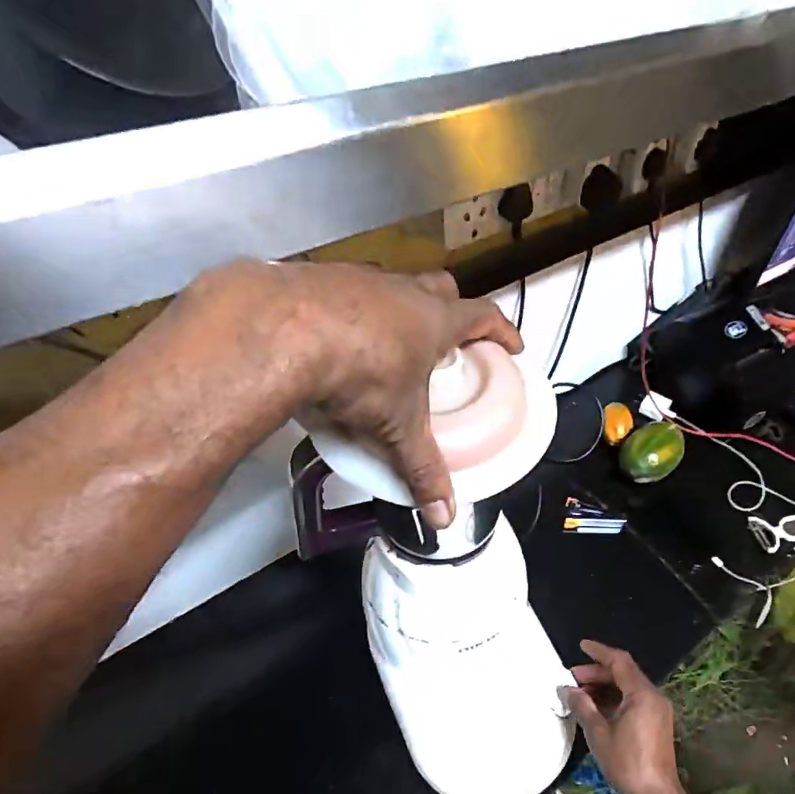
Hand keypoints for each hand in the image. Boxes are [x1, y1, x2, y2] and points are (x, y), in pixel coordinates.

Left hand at [181, 261, 521, 527]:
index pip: (483, 317)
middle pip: (441, 288)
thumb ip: (423, 470)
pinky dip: (350, 313)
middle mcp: (401, 291)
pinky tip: (337, 340)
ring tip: (389, 346)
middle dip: (450, 311)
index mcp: (433, 320)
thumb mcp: (397, 428)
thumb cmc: (358, 372)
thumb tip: (444, 515)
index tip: (511, 345)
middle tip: (446, 343)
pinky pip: (344, 291)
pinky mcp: (318, 278)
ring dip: (397, 310)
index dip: (501, 331)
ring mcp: (359, 279)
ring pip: (390, 287)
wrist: (283, 333)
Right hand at [562, 640, 687, 793]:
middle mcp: (653, 697)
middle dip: (598, 672)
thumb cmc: (626, 763)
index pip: (620, 662)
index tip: (582, 645)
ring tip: (580, 692)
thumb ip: (583, 706)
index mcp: (642, 694)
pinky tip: (596, 707)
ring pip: (629, 687)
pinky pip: (634, 700)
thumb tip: (568, 690)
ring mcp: (657, 710)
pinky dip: (615, 698)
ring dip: (605, 686)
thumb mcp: (599, 734)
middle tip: (573, 677)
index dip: (599, 652)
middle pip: (624, 673)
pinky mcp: (656, 723)